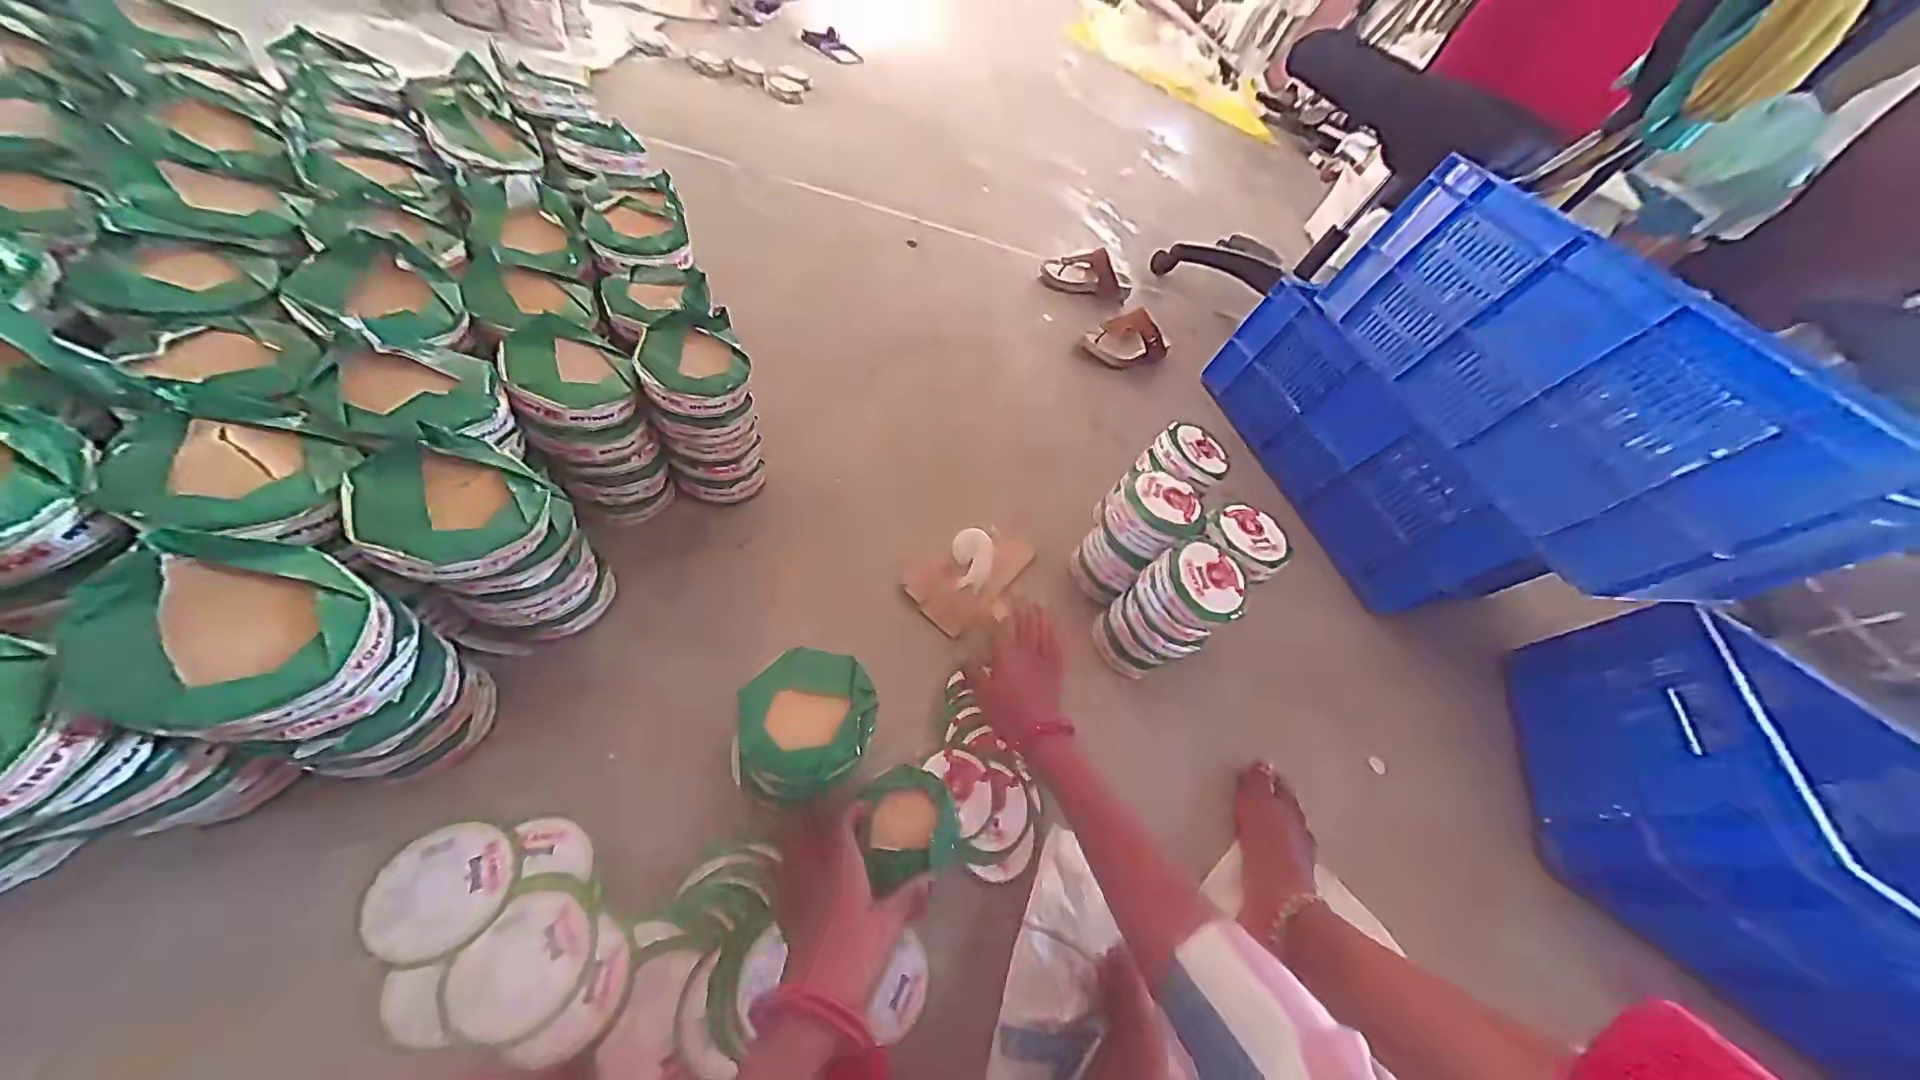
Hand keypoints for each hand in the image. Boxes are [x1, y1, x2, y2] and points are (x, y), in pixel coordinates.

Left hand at [775, 802, 930, 1013]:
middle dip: (826, 819)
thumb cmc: (857, 952)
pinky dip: (796, 864)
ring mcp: (794, 886)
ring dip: (808, 837)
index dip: (853, 810)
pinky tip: (808, 875)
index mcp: (841, 861)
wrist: (816, 996)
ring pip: (795, 847)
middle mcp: (814, 866)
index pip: (841, 820)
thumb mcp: (890, 923)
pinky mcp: (784, 908)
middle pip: (812, 828)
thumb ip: (909, 896)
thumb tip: (932, 876)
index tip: (867, 810)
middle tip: (846, 823)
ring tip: (826, 842)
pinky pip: (786, 872)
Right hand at [963, 601, 1066, 749]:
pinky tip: (1051, 624)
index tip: (999, 602)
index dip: (1002, 614)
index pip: (1003, 628)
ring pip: (1041, 629)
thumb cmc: (1006, 713)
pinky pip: (1054, 643)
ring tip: (1035, 603)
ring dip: (1038, 615)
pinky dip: (1052, 631)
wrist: (1038, 729)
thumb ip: (974, 674)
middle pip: (1024, 623)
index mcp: (1005, 655)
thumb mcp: (983, 695)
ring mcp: (1042, 657)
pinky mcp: (1055, 667)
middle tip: (1019, 595)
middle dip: (1021, 608)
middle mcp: (1024, 650)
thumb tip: (966, 658)